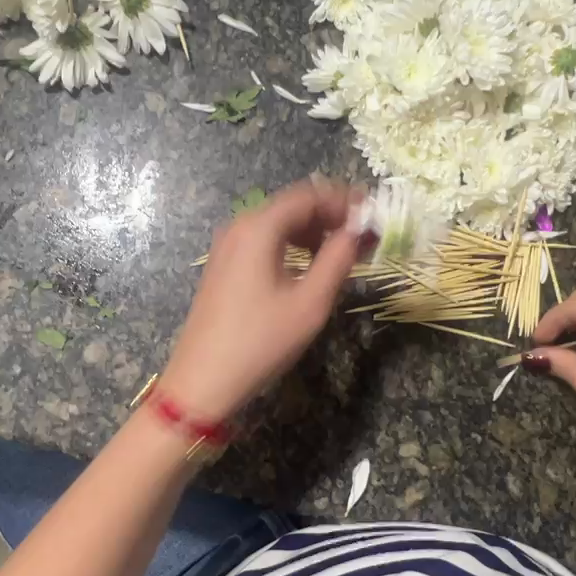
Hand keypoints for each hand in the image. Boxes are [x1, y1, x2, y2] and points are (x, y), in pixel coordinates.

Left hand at [155, 179, 366, 421]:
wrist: (203, 380)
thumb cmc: (261, 341)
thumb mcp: (310, 303)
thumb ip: (338, 259)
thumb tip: (358, 230)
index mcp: (259, 228)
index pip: (309, 195)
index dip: (344, 201)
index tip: (372, 214)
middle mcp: (239, 227)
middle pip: (292, 206)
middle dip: (330, 215)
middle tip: (363, 235)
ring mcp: (226, 246)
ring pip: (277, 223)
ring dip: (312, 231)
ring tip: (341, 252)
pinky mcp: (222, 266)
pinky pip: (262, 241)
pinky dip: (290, 244)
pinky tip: (307, 267)